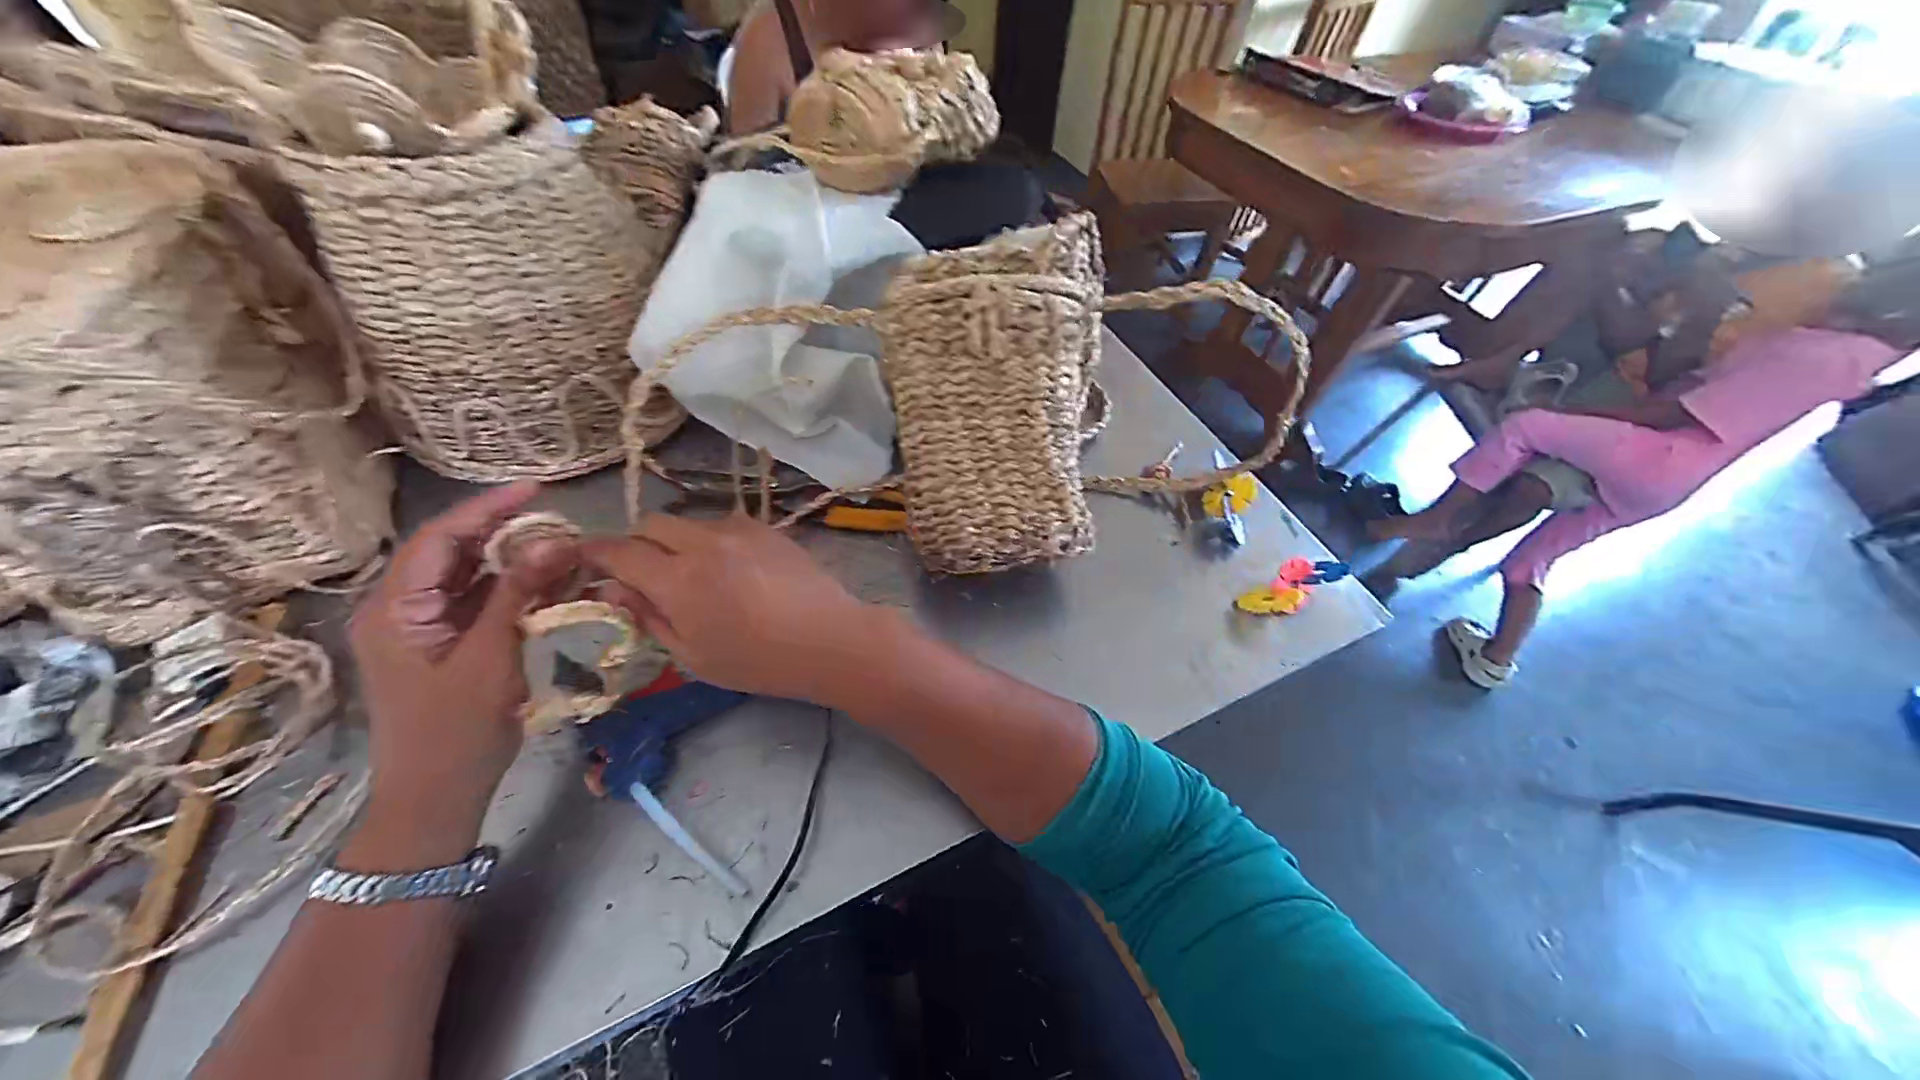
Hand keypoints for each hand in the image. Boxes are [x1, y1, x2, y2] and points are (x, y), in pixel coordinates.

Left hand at [345, 482, 575, 865]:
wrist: (435, 797)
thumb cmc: (455, 731)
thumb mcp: (491, 657)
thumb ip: (518, 594)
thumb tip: (556, 541)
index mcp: (395, 609)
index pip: (439, 540)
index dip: (486, 510)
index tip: (535, 489)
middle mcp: (401, 609)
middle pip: (454, 554)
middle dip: (505, 533)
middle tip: (559, 521)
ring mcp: (423, 628)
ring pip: (470, 577)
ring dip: (515, 562)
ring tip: (563, 548)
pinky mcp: (445, 644)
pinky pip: (480, 603)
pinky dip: (515, 590)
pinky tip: (551, 583)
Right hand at [581, 514, 884, 706]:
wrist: (829, 638)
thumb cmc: (758, 660)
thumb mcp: (693, 655)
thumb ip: (649, 617)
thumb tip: (615, 591)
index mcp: (678, 579)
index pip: (619, 551)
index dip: (594, 553)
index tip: (586, 560)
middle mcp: (703, 543)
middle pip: (651, 524)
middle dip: (636, 543)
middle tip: (643, 572)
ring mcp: (739, 530)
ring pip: (688, 522)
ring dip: (677, 541)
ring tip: (694, 574)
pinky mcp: (767, 528)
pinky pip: (724, 523)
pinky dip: (711, 539)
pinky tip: (731, 568)